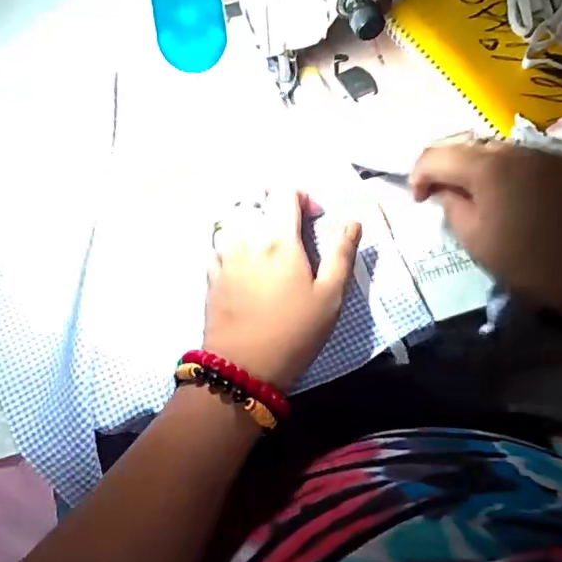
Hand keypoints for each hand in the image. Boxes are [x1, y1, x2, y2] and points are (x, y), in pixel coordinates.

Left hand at [204, 189, 361, 391]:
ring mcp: (223, 256)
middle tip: (293, 236)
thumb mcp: (330, 297)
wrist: (242, 368)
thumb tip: (352, 222)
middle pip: (257, 203)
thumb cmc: (294, 332)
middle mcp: (246, 238)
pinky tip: (247, 268)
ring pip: (235, 221)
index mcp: (278, 239)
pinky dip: (234, 244)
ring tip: (269, 251)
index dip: (303, 198)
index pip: (284, 193)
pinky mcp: (210, 275)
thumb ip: (341, 254)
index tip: (314, 221)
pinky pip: (220, 244)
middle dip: (277, 210)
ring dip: (253, 225)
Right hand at [411, 142, 561, 310]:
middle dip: (447, 167)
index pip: (436, 154)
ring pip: (497, 151)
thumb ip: (452, 208)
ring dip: (478, 169)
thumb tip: (444, 191)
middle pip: (467, 145)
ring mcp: (545, 154)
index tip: (418, 200)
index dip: (418, 174)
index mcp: (488, 166)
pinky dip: (506, 173)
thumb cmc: (533, 263)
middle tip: (441, 195)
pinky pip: (524, 160)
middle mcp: (516, 148)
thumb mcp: (478, 242)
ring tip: (476, 198)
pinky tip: (510, 198)